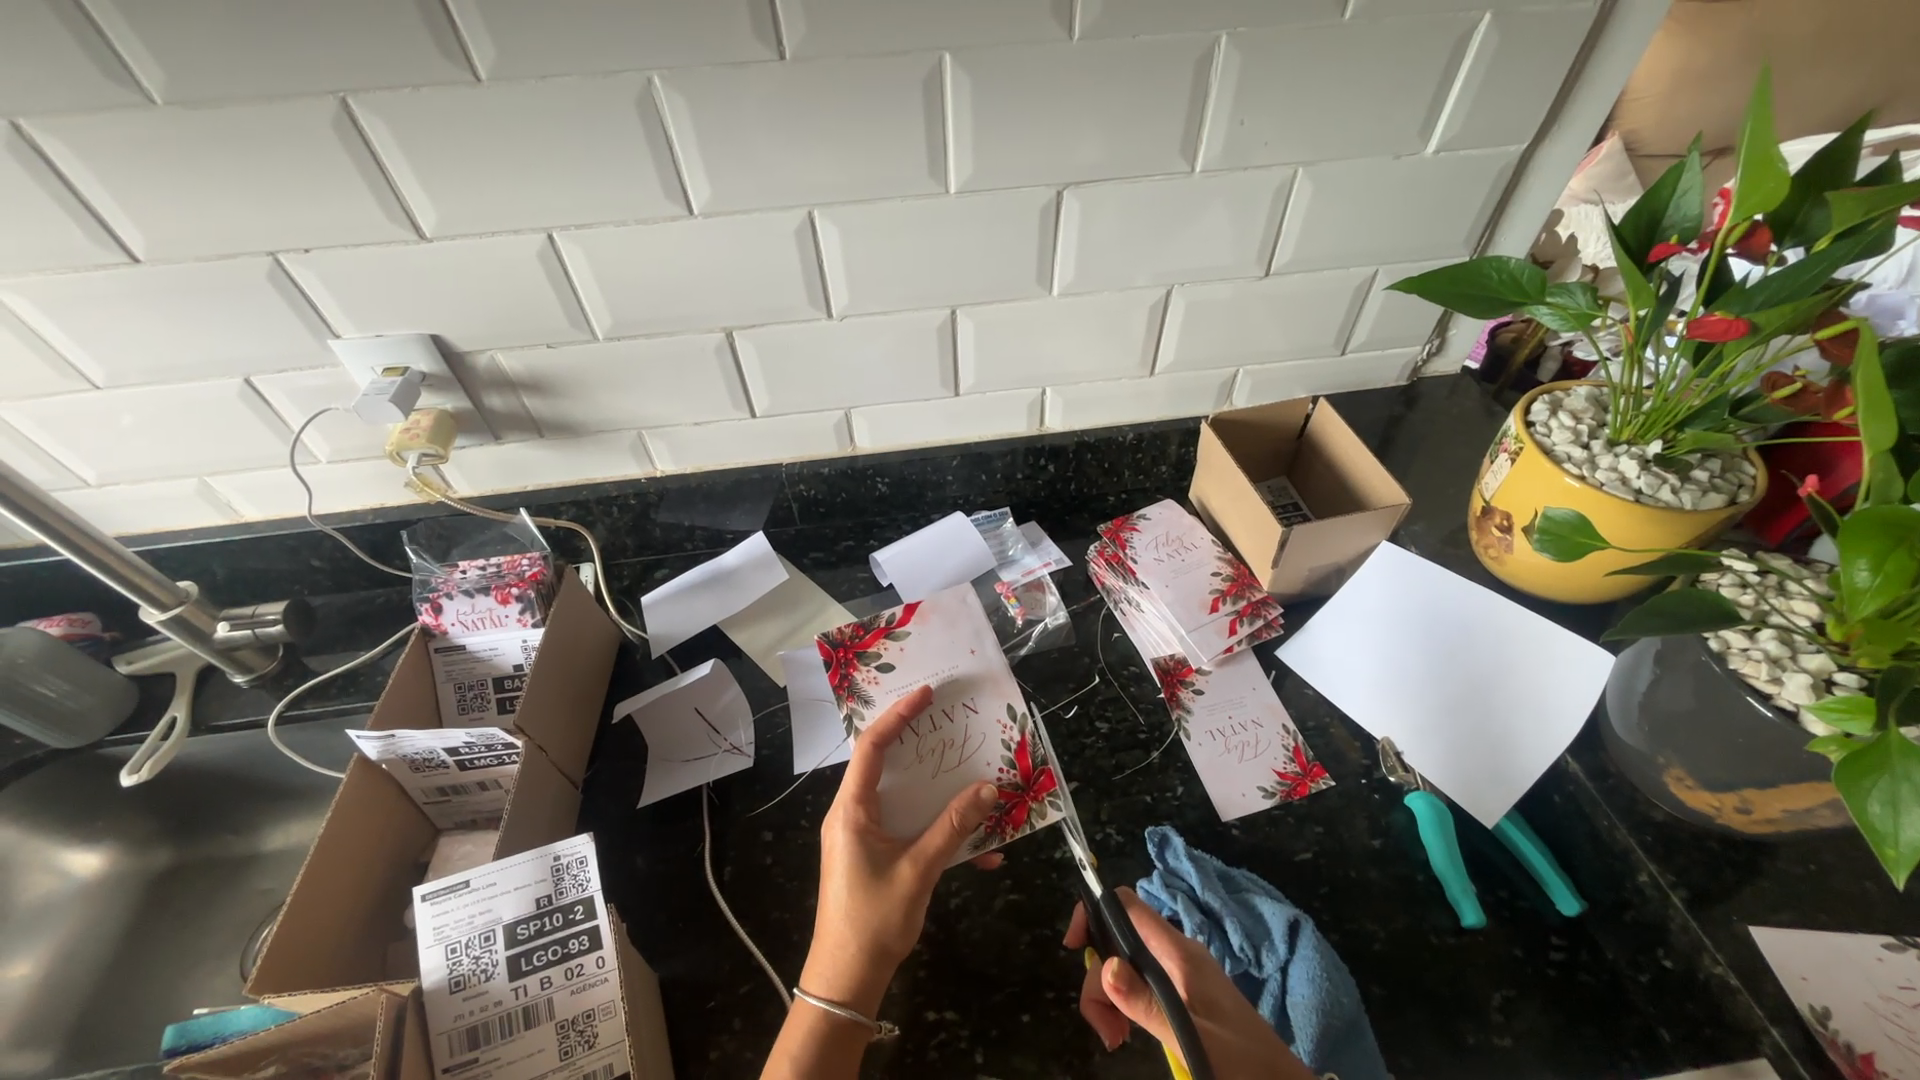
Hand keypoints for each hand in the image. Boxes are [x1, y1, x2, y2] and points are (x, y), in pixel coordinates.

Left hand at [801, 684, 1001, 1015]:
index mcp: (851, 809)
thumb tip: (990, 788)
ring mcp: (863, 836)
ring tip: (975, 778)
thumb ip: (953, 827)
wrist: (846, 981)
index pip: (872, 747)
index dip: (898, 716)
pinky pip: (910, 829)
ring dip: (939, 793)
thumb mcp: (918, 869)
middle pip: (888, 766)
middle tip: (953, 724)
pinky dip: (940, 832)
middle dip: (923, 746)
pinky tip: (981, 853)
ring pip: (904, 798)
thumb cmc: (874, 920)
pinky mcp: (875, 856)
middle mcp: (852, 815)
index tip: (926, 694)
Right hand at [1065, 887, 1315, 1079]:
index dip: (1093, 913)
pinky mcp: (1183, 993)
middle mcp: (1176, 953)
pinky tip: (1128, 1033)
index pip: (1127, 905)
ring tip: (1116, 1039)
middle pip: (1118, 941)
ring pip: (1126, 964)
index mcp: (1179, 952)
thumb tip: (1104, 966)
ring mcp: (1180, 972)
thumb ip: (1148, 1005)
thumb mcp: (1192, 1039)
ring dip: (1109, 995)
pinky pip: (1141, 982)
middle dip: (1098, 977)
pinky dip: (1125, 1002)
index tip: (1073, 947)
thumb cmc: (1244, 1063)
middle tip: (1105, 1031)